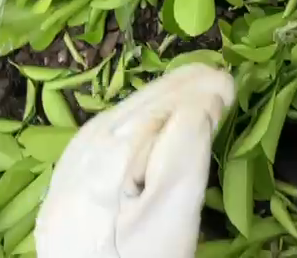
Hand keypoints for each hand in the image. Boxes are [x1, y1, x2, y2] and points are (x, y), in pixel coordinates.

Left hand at [35, 63, 234, 257]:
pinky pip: (105, 139)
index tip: (232, 87)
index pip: (167, 98)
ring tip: (197, 99)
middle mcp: (81, 150)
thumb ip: (188, 143)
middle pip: (143, 101)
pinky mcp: (63, 193)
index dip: (204, 88)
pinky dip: (137, 126)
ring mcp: (66, 172)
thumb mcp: (174, 209)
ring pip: (123, 115)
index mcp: (109, 151)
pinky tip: (155, 130)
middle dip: (184, 88)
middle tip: (221, 87)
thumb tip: (208, 93)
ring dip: (162, 103)